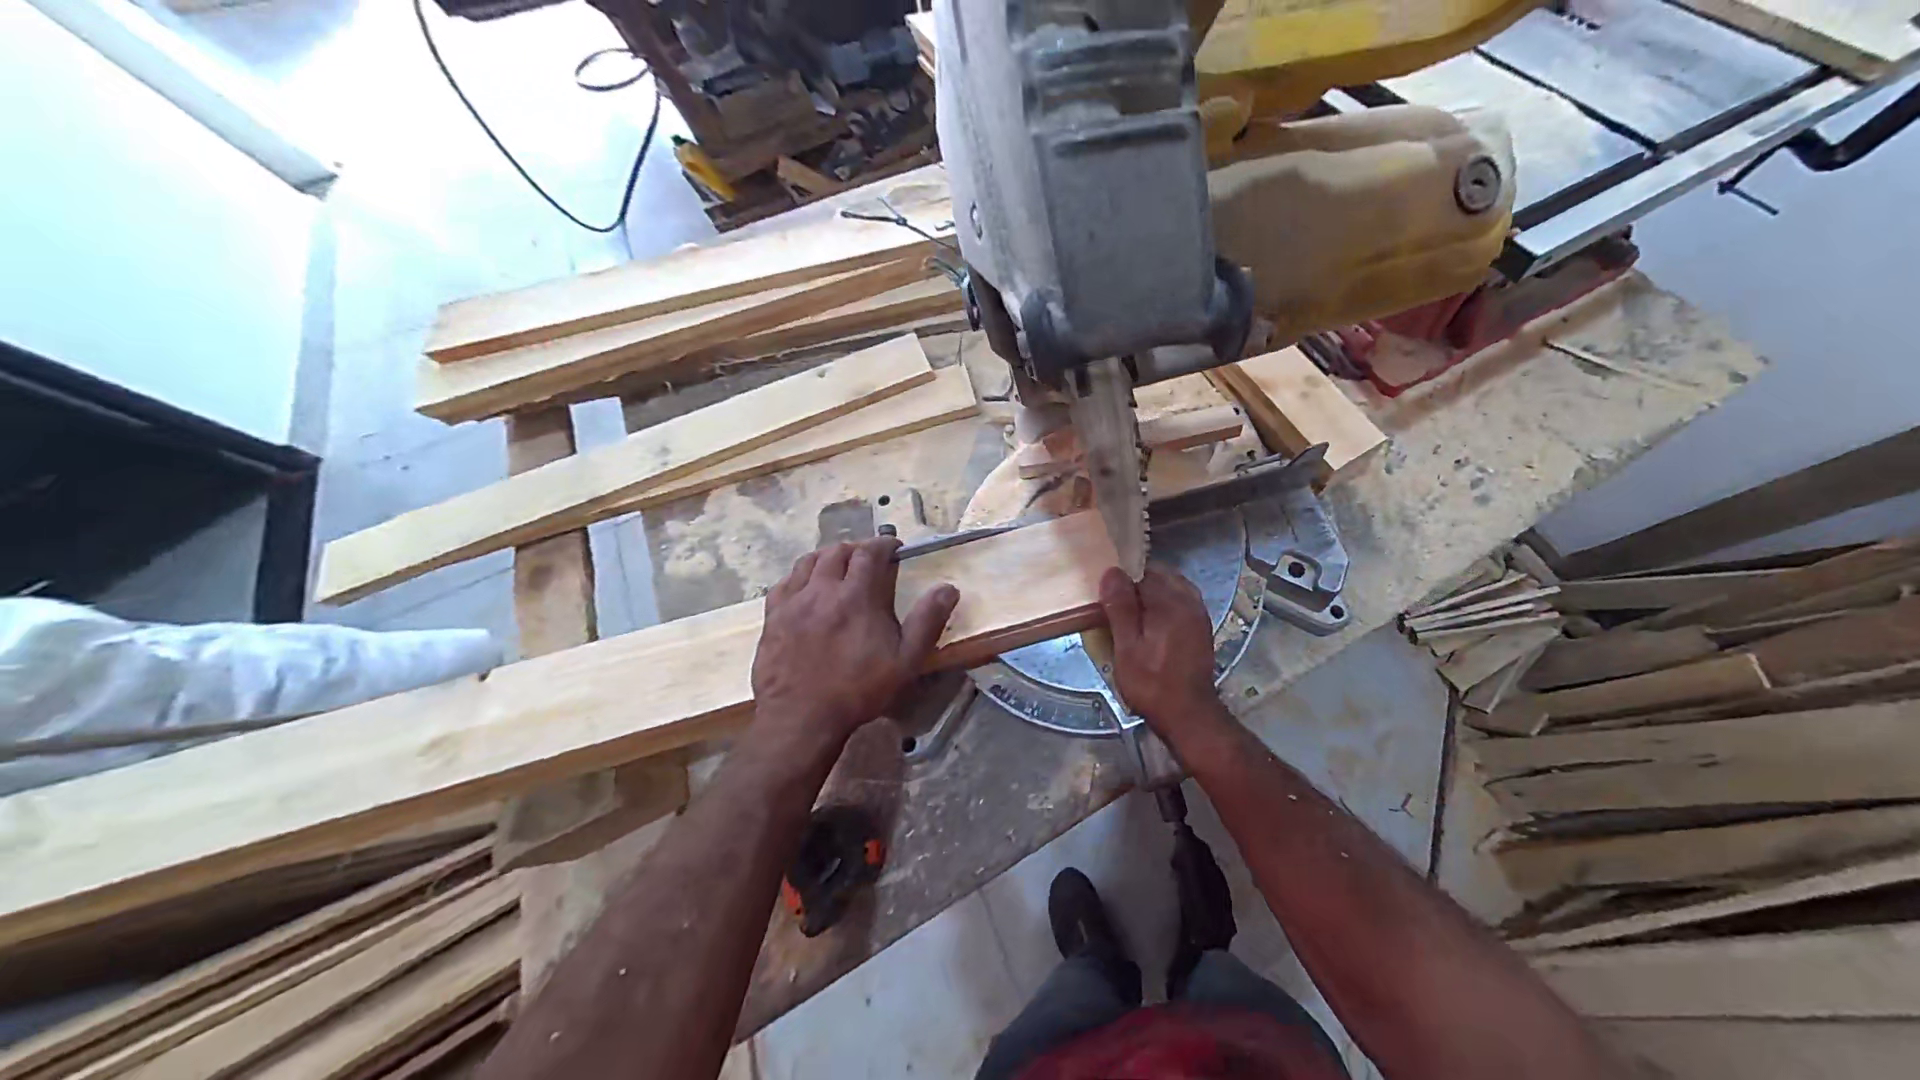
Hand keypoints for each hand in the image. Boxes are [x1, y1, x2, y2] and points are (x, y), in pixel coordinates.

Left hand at [752, 538, 960, 746]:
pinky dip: (799, 575)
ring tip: (837, 566)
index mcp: (856, 595)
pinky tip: (805, 586)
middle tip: (867, 558)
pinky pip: (785, 582)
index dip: (883, 544)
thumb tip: (948, 588)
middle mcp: (822, 589)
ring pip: (808, 561)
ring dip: (827, 557)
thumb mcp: (905, 661)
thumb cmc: (858, 690)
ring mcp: (793, 601)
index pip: (870, 552)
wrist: (801, 716)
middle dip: (856, 549)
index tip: (893, 547)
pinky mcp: (773, 617)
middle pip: (837, 551)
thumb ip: (927, 621)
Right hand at [1099, 565, 1223, 735]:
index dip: (1121, 580)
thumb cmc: (1151, 682)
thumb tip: (1112, 572)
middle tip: (1115, 605)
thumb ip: (1120, 607)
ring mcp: (1198, 614)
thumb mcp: (1127, 647)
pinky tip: (1151, 622)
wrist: (1188, 714)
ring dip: (1151, 593)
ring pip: (1171, 587)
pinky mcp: (1201, 627)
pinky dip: (1164, 604)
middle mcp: (1189, 602)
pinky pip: (1180, 601)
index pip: (1142, 572)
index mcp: (1170, 603)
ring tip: (1131, 614)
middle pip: (1159, 576)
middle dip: (1137, 583)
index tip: (1105, 595)